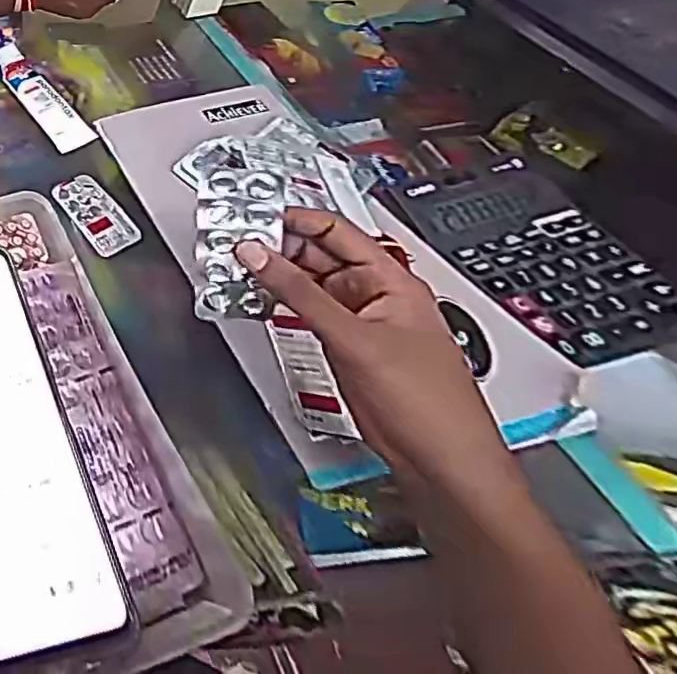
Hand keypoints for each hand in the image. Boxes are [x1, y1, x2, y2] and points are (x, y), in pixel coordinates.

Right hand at [236, 210, 514, 489]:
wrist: (439, 460)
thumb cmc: (430, 403)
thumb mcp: (353, 337)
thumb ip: (299, 292)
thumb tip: (260, 255)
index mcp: (391, 281)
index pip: (337, 231)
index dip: (296, 219)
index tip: (256, 216)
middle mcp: (372, 294)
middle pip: (315, 254)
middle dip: (276, 246)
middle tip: (237, 243)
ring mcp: (354, 318)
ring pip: (304, 281)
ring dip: (272, 274)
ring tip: (238, 267)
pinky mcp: (339, 340)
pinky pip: (300, 308)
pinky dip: (275, 300)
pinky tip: (255, 296)